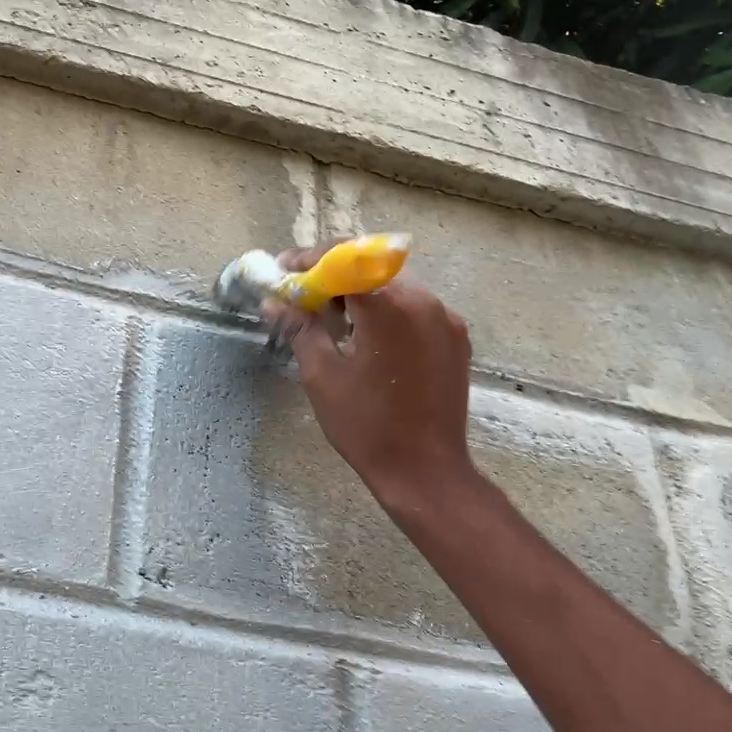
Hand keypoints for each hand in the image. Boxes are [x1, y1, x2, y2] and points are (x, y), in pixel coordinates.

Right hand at [263, 245, 475, 506]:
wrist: (425, 470)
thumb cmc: (366, 425)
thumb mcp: (321, 375)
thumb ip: (300, 328)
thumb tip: (275, 301)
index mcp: (389, 306)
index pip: (343, 261)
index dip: (308, 262)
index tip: (282, 269)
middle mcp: (424, 301)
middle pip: (371, 270)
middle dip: (333, 277)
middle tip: (301, 297)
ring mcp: (446, 320)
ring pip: (394, 289)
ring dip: (360, 295)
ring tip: (332, 321)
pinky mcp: (456, 339)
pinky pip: (415, 310)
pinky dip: (386, 313)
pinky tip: (367, 340)